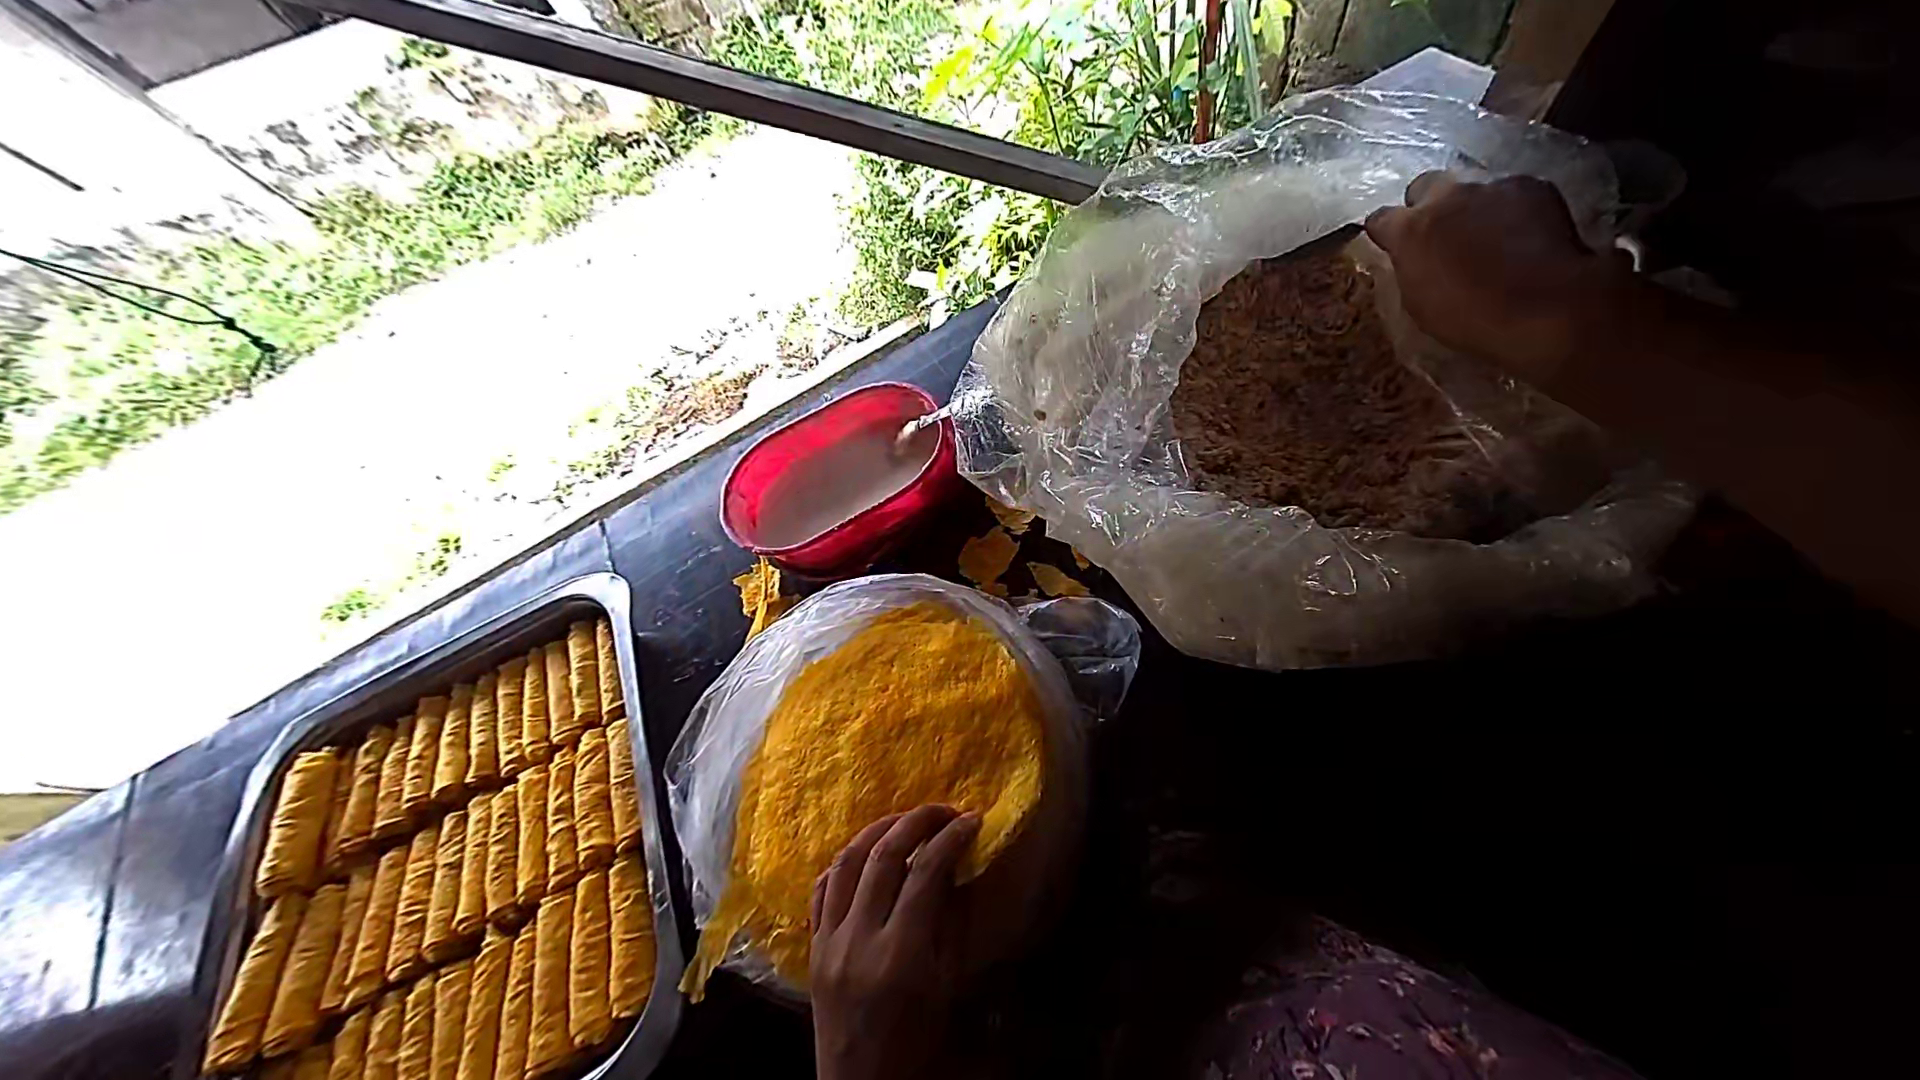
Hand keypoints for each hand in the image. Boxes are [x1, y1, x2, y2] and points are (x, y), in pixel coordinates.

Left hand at [810, 805, 981, 1079]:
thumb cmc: (917, 1043)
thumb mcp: (946, 984)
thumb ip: (950, 919)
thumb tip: (955, 864)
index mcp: (900, 954)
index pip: (926, 872)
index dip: (951, 837)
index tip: (971, 819)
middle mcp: (858, 939)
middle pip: (884, 855)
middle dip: (917, 820)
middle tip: (942, 810)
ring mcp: (828, 941)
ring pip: (847, 861)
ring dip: (878, 829)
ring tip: (905, 820)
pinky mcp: (811, 946)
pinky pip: (821, 887)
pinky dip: (845, 861)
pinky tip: (866, 852)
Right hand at [1364, 172, 1637, 383]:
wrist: (1540, 304)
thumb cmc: (1465, 315)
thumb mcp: (1416, 298)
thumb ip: (1411, 265)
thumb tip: (1414, 256)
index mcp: (1410, 229)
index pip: (1380, 218)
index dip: (1384, 231)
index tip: (1389, 243)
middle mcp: (1448, 196)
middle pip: (1426, 184)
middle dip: (1426, 204)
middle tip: (1435, 231)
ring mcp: (1494, 186)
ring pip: (1470, 185)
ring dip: (1468, 205)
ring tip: (1480, 232)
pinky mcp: (1534, 186)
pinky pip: (1509, 191)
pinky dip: (1506, 208)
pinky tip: (1515, 232)